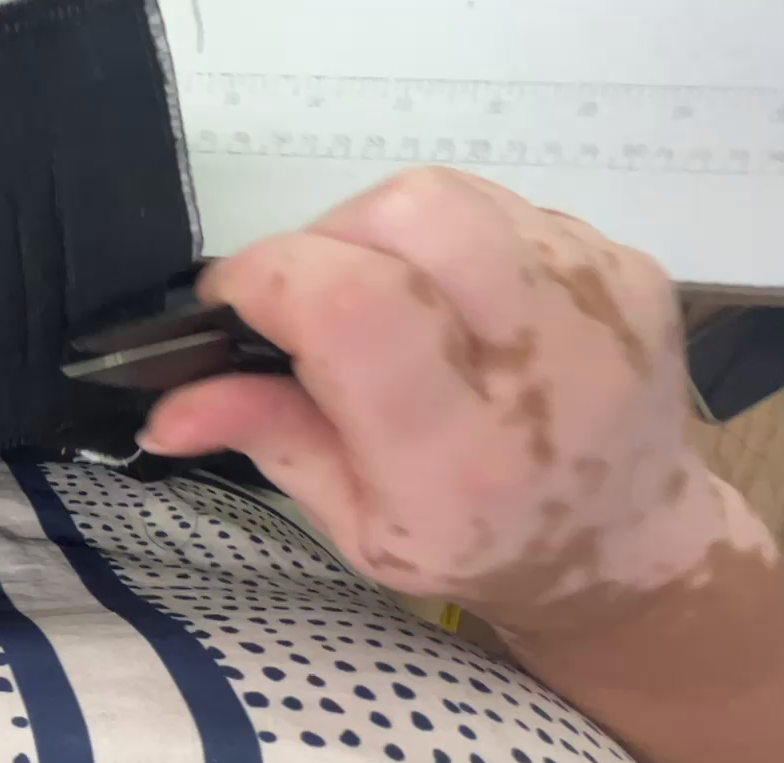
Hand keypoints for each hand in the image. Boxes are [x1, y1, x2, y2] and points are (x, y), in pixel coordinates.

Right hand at [138, 167, 774, 639]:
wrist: (618, 540)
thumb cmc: (462, 546)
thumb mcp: (345, 519)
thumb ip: (264, 441)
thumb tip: (164, 411)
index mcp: (453, 445)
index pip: (353, 305)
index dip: (265, 279)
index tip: (225, 305)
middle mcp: (539, 353)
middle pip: (406, 214)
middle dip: (313, 244)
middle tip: (293, 305)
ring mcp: (594, 290)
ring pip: (441, 196)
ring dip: (364, 237)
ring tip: (357, 304)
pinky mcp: (620, 257)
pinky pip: (489, 206)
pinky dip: (425, 240)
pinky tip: (426, 300)